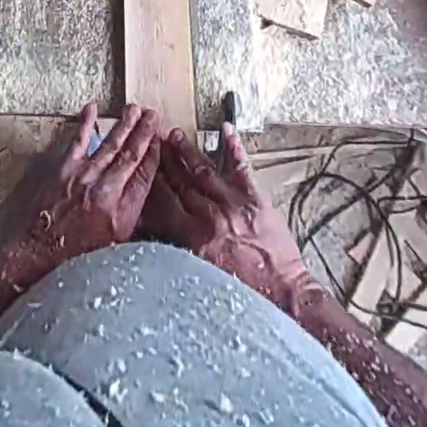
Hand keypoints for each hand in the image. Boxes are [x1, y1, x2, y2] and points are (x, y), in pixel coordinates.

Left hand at [0, 103, 162, 285]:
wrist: (35, 256)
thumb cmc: (74, 257)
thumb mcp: (112, 247)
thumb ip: (128, 220)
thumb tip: (140, 199)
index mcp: (122, 215)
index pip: (144, 177)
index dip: (153, 156)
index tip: (158, 140)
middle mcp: (106, 193)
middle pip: (131, 156)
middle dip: (143, 133)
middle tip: (152, 115)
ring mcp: (83, 178)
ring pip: (110, 145)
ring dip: (124, 125)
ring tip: (135, 109)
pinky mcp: (63, 170)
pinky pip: (78, 141)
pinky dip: (86, 123)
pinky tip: (92, 108)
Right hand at [143, 124, 313, 305]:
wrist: (285, 296)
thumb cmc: (242, 292)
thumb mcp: (200, 275)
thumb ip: (176, 249)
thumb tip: (150, 230)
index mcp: (195, 238)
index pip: (165, 200)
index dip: (151, 180)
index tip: (141, 164)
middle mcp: (213, 217)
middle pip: (182, 181)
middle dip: (165, 159)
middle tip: (152, 141)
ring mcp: (236, 205)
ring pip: (205, 170)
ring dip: (187, 151)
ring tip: (174, 135)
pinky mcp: (257, 200)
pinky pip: (241, 168)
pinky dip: (234, 148)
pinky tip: (226, 130)